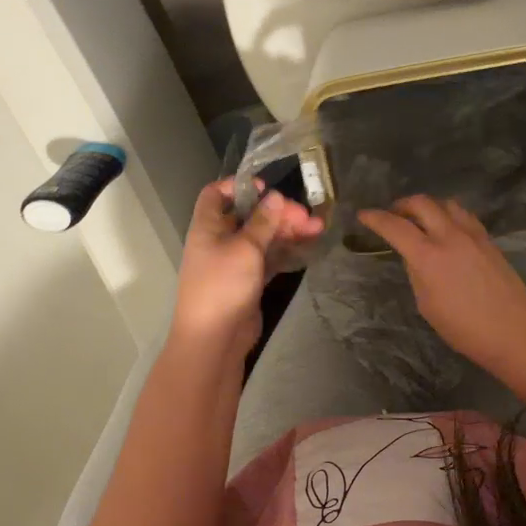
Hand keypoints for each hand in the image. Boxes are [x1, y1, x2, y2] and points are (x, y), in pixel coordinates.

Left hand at [169, 179, 323, 358]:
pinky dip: (286, 251)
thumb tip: (275, 196)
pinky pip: (269, 258)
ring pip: (263, 238)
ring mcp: (234, 262)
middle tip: (307, 216)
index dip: (238, 186)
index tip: (266, 187)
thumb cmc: (223, 286)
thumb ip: (262, 222)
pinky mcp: (248, 281)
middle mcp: (219, 240)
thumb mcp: (245, 248)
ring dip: (287, 231)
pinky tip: (308, 246)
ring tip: (318, 229)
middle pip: (249, 216)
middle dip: (278, 213)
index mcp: (208, 226)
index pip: (216, 194)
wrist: (214, 339)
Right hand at [357, 196, 525, 365]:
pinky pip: (464, 215)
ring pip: (445, 203)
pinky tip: (447, 228)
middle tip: (393, 215)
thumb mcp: (427, 305)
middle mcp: (450, 236)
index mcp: (429, 256)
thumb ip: (416, 273)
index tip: (364, 215)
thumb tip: (413, 255)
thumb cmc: (464, 328)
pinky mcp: (488, 239)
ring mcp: (472, 235)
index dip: (375, 218)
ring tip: (420, 220)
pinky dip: (448, 214)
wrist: (514, 331)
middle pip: (421, 203)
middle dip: (402, 205)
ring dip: (428, 206)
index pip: (395, 227)